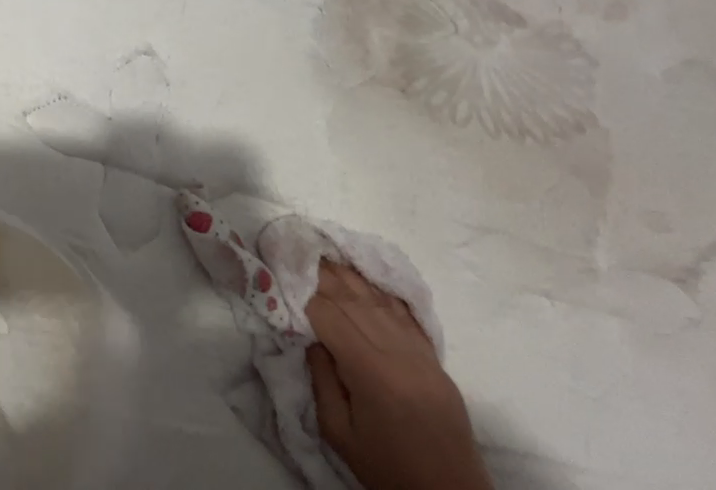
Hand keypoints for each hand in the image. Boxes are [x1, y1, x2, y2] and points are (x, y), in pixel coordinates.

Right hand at [306, 261, 492, 489]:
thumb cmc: (385, 468)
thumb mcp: (337, 431)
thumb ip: (322, 378)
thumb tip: (312, 337)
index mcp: (373, 374)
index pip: (329, 316)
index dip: (301, 291)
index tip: (278, 270)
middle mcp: (401, 357)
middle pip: (355, 301)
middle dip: (321, 273)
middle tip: (294, 248)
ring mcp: (424, 358)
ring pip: (381, 303)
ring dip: (350, 275)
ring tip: (323, 253)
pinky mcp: (437, 364)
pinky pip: (407, 318)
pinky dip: (383, 293)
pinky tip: (366, 277)